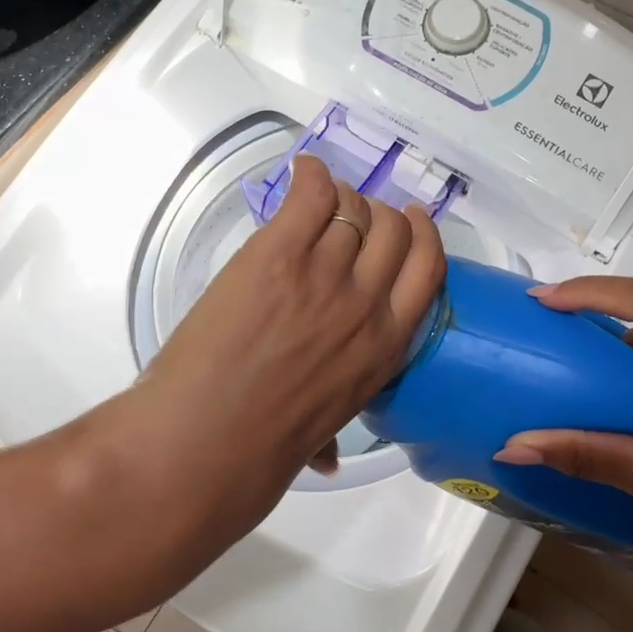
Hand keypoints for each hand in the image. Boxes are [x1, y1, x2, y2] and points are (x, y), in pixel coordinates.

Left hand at [138, 154, 445, 494]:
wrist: (204, 442)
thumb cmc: (261, 447)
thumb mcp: (325, 430)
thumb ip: (332, 423)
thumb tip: (330, 460)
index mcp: (386, 344)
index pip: (428, 268)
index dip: (423, 235)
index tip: (412, 221)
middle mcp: (366, 302)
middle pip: (393, 229)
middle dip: (379, 213)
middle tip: (354, 213)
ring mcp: (324, 274)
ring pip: (352, 208)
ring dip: (340, 197)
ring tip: (319, 201)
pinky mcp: (278, 253)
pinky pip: (311, 194)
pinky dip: (311, 175)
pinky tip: (302, 172)